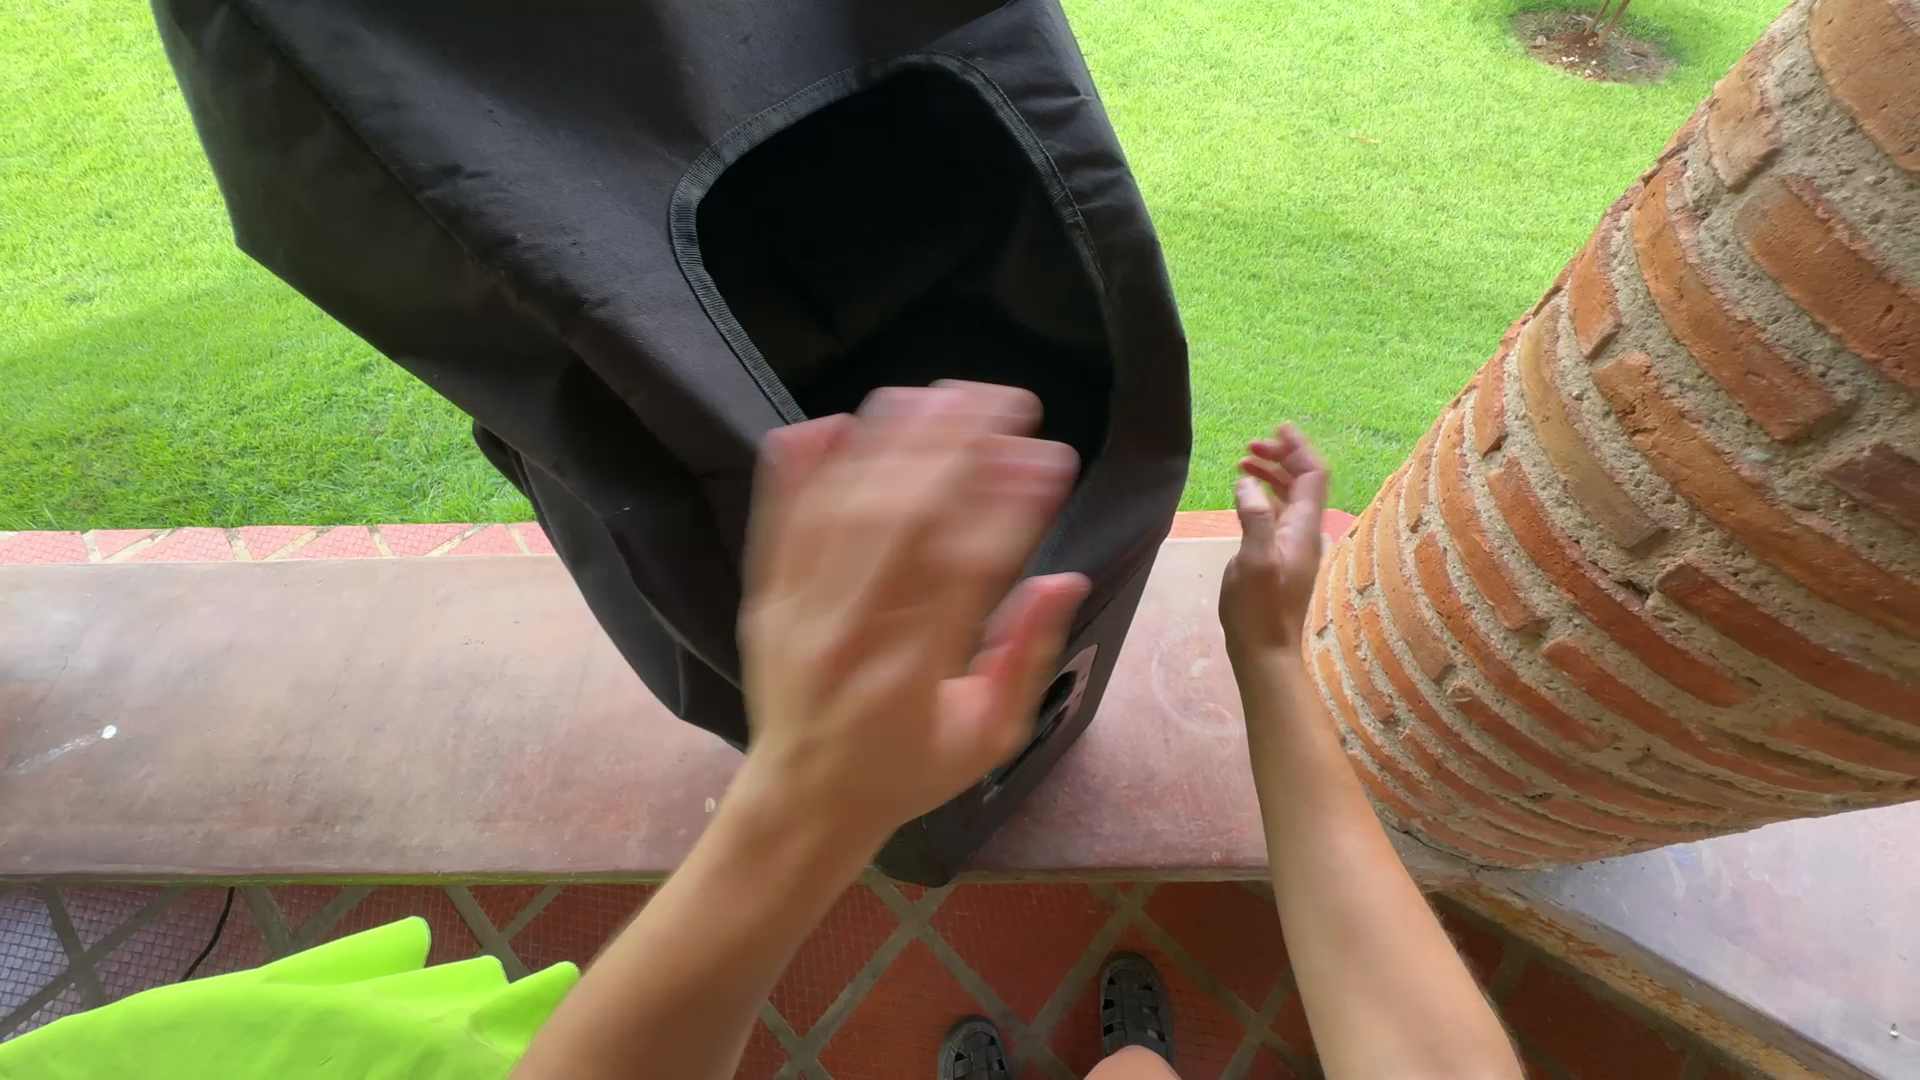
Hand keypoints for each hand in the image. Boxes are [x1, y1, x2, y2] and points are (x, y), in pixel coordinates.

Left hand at [734, 382, 1090, 847]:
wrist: (800, 803)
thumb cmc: (905, 773)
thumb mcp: (987, 740)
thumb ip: (1027, 659)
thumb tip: (1065, 578)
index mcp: (913, 674)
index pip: (966, 568)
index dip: (1011, 506)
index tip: (1049, 459)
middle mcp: (851, 634)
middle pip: (904, 520)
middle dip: (957, 450)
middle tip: (1002, 400)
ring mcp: (798, 612)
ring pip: (843, 510)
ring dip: (890, 442)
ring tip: (934, 394)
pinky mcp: (766, 600)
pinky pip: (779, 527)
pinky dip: (800, 472)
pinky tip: (829, 423)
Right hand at [1219, 423, 1329, 664]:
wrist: (1265, 650)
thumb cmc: (1257, 608)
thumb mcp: (1252, 560)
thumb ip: (1253, 517)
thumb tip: (1247, 482)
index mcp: (1303, 528)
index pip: (1313, 475)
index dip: (1299, 448)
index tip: (1278, 429)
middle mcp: (1305, 532)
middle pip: (1303, 482)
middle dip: (1281, 458)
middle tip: (1250, 448)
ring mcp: (1294, 546)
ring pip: (1290, 498)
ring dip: (1271, 476)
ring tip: (1243, 465)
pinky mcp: (1281, 557)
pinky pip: (1278, 515)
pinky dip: (1264, 497)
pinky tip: (1247, 498)